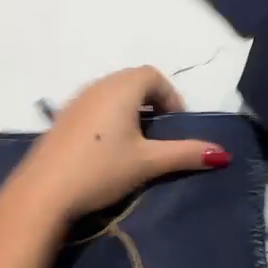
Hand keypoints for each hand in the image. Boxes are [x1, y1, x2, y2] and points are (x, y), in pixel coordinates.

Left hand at [0, 66, 228, 224]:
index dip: (170, 96)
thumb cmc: (101, 170)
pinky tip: (110, 150)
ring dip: (131, 110)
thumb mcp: (148, 163)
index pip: (153, 75)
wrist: (45, 192)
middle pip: (132, 81)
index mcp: (120, 89)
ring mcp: (75, 101)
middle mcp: (97, 86)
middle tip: (161, 134)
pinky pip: (95, 106)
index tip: (176, 125)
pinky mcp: (63, 119)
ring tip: (138, 143)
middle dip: (152, 102)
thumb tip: (223, 154)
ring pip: (112, 94)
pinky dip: (111, 118)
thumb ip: (185, 154)